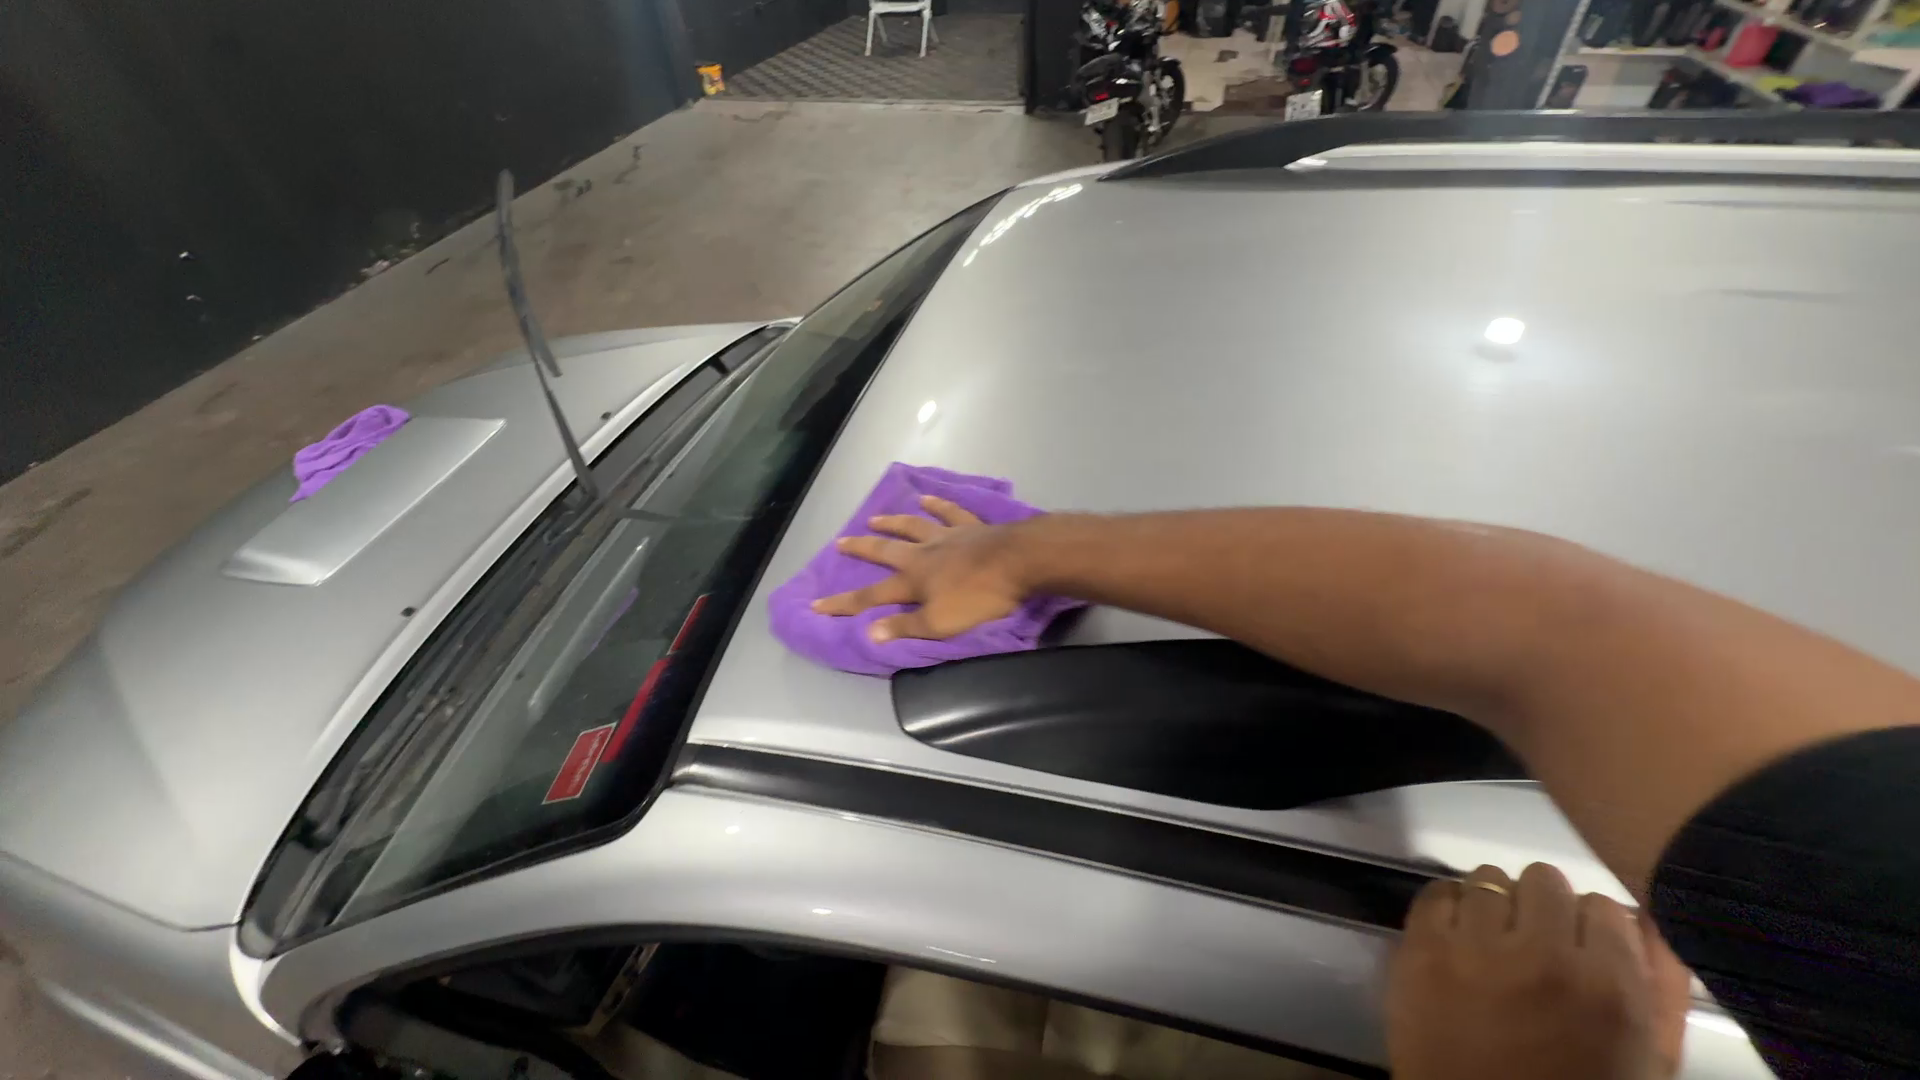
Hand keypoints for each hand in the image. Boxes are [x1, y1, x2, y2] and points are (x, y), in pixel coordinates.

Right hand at [811, 494, 1031, 642]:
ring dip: (892, 522)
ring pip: (913, 526)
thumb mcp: (939, 624)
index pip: (871, 596)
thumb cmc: (978, 598)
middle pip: (885, 550)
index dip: (844, 603)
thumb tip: (869, 631)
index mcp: (913, 581)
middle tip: (841, 542)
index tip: (817, 604)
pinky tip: (927, 499)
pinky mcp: (971, 527)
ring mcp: (947, 536)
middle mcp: (923, 554)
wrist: (1019, 562)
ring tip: (875, 517)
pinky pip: (949, 512)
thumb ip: (905, 627)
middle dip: (861, 548)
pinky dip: (936, 505)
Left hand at [1387, 863, 1693, 1079]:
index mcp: (1609, 989)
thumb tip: (1645, 918)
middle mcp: (1542, 956)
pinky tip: (1457, 936)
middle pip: (1543, 880)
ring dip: (1494, 902)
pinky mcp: (1419, 947)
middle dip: (1542, 906)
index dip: (1592, 925)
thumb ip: (1659, 987)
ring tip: (1494, 939)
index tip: (1580, 945)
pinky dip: (1449, 905)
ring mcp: (1473, 947)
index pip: (1605, 905)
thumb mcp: (1647, 1059)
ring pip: (1487, 878)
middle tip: (1534, 938)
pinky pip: (1437, 891)